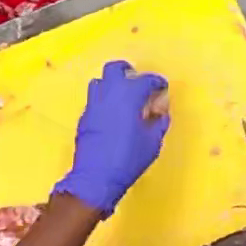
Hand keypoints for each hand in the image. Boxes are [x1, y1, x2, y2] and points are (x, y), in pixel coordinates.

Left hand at [52, 60, 169, 214]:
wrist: (96, 176)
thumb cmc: (129, 157)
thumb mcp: (153, 142)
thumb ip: (158, 123)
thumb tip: (160, 114)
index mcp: (130, 95)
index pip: (146, 80)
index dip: (157, 82)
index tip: (161, 87)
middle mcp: (109, 92)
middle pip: (115, 69)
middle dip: (128, 71)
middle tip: (137, 82)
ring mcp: (93, 104)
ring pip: (100, 82)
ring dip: (112, 85)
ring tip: (122, 98)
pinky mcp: (84, 117)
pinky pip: (95, 101)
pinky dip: (104, 102)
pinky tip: (111, 116)